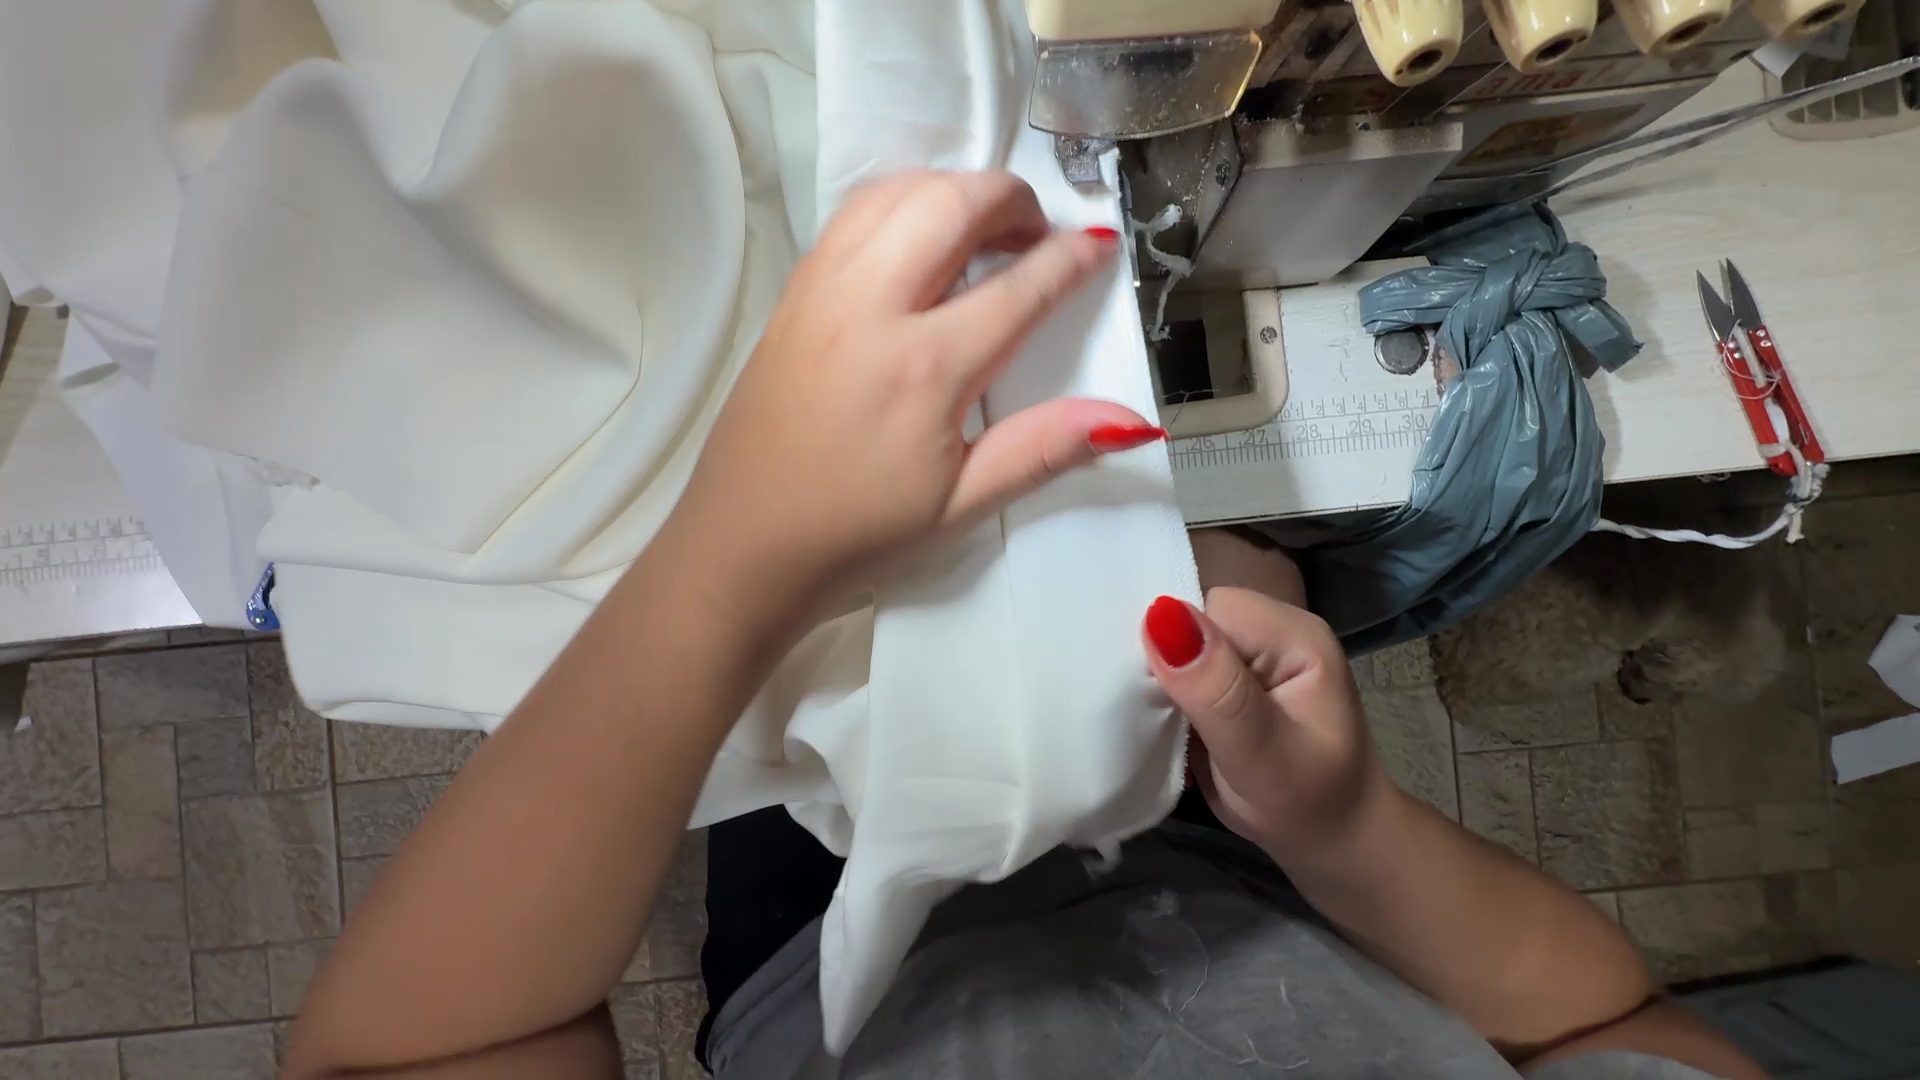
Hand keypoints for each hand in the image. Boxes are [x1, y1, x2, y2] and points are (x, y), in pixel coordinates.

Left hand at [666, 170, 1164, 616]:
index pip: (1017, 288)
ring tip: (980, 227)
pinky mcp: (791, 298)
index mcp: (925, 368)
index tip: (1097, 249)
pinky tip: (915, 241)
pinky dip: (897, 203)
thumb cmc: (858, 534)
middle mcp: (871, 308)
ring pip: (894, 193)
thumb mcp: (961, 506)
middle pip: (951, 205)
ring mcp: (821, 293)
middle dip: (1010, 198)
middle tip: (1037, 232)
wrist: (745, 544)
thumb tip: (1129, 418)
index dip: (1068, 262)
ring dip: (949, 189)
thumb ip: (1043, 450)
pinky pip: (850, 217)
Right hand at [1142, 589, 1392, 864]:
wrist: (1331, 842)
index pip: (1208, 608)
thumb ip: (1216, 689)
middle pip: (1188, 615)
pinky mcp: (1229, 673)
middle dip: (1160, 657)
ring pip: (1177, 638)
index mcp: (1293, 635)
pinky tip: (1162, 716)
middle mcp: (1271, 629)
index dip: (1172, 643)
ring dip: (1157, 675)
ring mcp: (1251, 651)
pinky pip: (1180, 662)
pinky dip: (1163, 688)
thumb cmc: (1307, 807)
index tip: (1162, 698)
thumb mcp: (1261, 757)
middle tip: (1157, 712)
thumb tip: (1159, 615)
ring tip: (1156, 716)